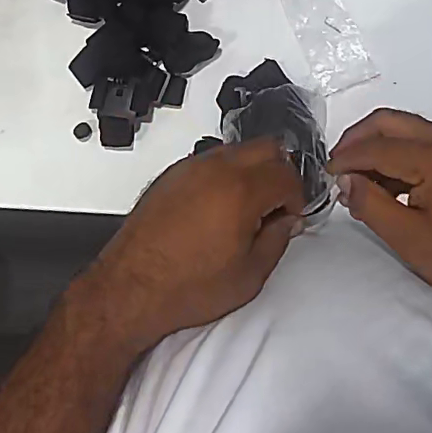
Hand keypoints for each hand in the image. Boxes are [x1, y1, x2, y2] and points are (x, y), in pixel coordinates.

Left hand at [71, 138, 306, 353]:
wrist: (133, 285)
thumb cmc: (183, 285)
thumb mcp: (249, 276)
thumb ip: (277, 240)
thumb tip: (286, 222)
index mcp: (240, 190)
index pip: (287, 173)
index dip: (298, 196)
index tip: (292, 214)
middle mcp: (216, 168)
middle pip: (268, 146)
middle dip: (280, 173)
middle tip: (278, 204)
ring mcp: (193, 165)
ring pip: (239, 148)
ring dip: (253, 170)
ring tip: (248, 208)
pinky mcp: (175, 171)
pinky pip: (212, 158)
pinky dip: (226, 173)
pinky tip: (220, 207)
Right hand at [327, 108, 431, 308]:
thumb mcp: (415, 243)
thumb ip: (372, 206)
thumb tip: (345, 181)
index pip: (376, 147)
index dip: (345, 159)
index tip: (326, 176)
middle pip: (388, 122)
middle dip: (357, 140)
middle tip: (338, 168)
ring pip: (404, 127)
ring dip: (376, 145)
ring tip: (359, 179)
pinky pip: (420, 139)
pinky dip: (397, 152)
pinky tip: (388, 181)